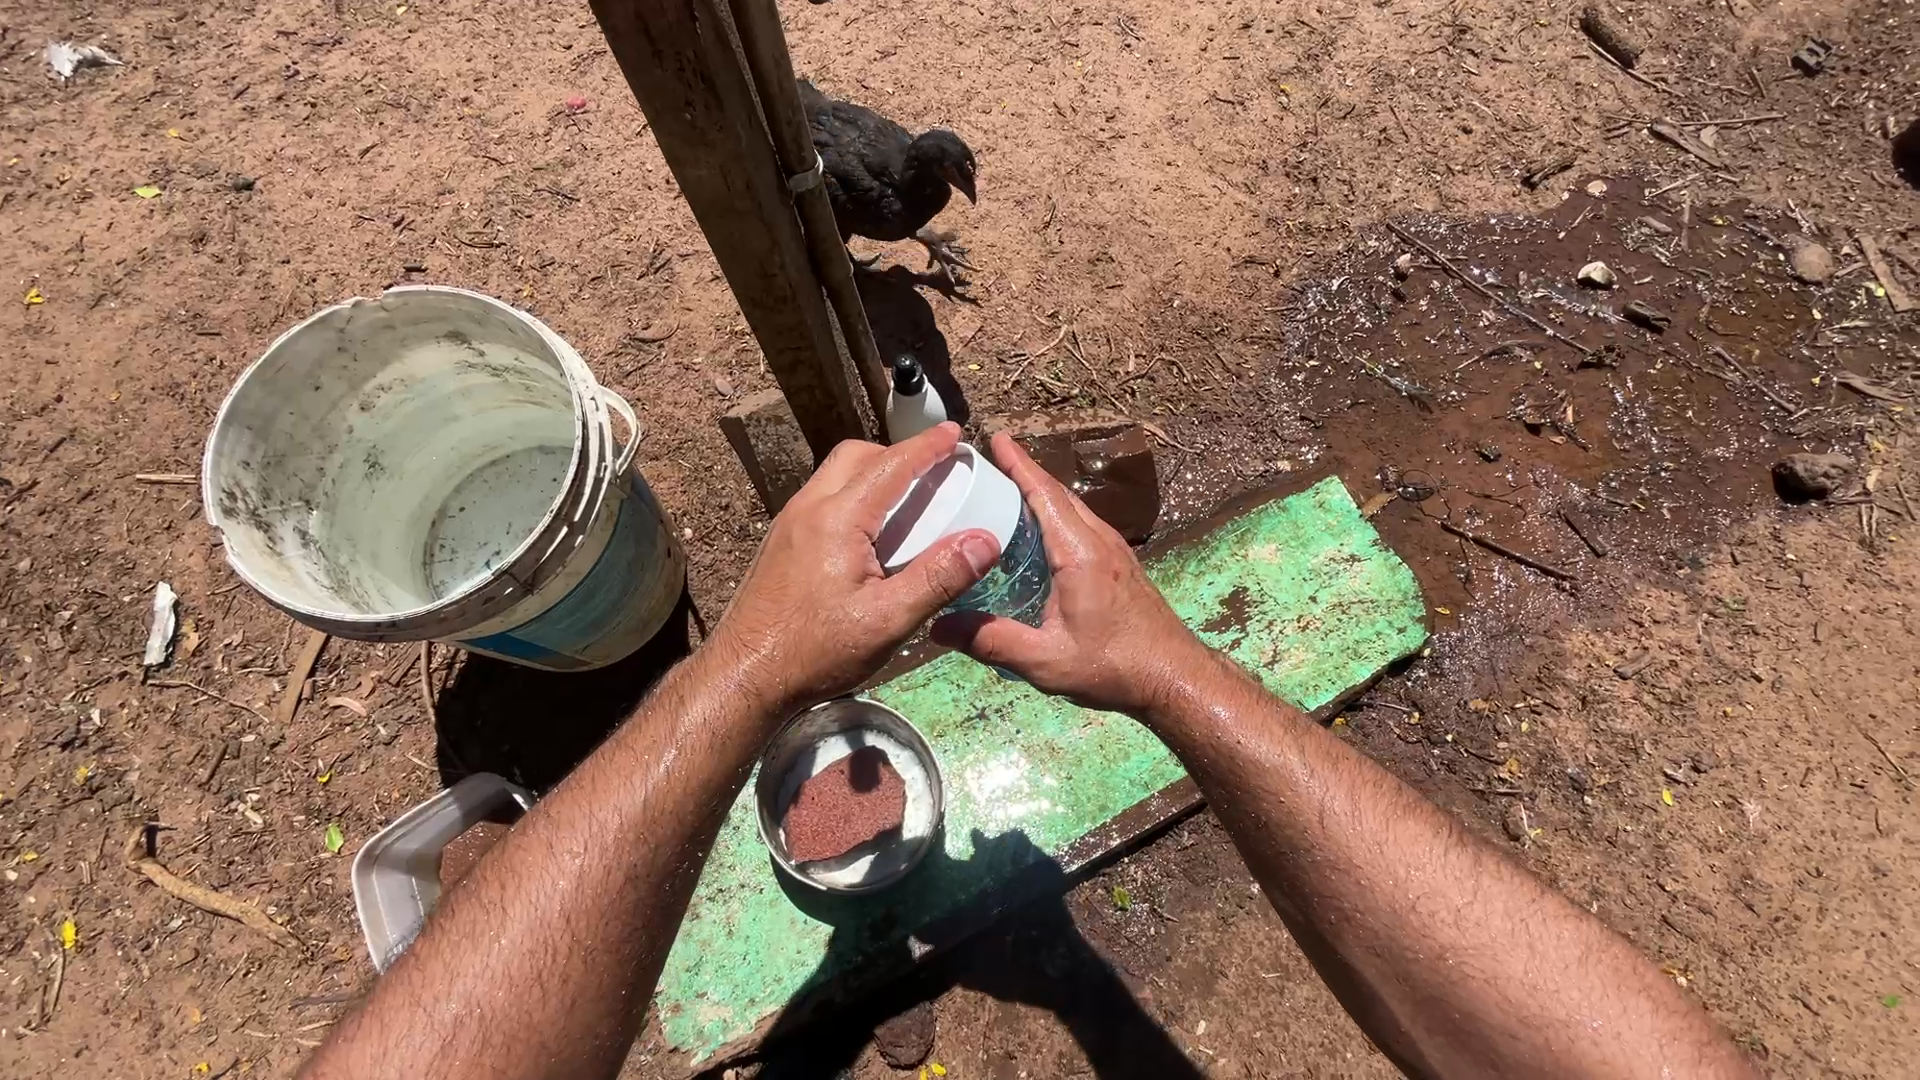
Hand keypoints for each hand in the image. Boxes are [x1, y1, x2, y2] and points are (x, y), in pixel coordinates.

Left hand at [707, 423, 1000, 714]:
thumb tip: (985, 541)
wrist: (744, 676)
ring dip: (872, 475)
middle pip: (856, 456)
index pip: (891, 465)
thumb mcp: (888, 621)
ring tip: (904, 504)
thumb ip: (938, 578)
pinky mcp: (780, 544)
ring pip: (835, 476)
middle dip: (896, 454)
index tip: (954, 434)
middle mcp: (809, 509)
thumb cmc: (816, 651)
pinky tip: (868, 538)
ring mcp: (788, 525)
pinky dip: (853, 497)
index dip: (927, 447)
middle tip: (930, 474)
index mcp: (838, 519)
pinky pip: (823, 500)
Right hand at [931, 433, 1209, 714]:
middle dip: (1022, 473)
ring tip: (1002, 494)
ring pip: (1071, 508)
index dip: (1018, 464)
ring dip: (1038, 493)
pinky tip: (1033, 535)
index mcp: (1079, 553)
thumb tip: (937, 628)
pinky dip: (1052, 515)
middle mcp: (1099, 540)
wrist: (1172, 677)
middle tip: (985, 466)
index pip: (1044, 494)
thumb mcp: (1045, 660)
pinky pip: (1079, 524)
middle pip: (1057, 494)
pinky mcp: (1118, 563)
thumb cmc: (1112, 667)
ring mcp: (1113, 549)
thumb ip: (992, 641)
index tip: (995, 439)